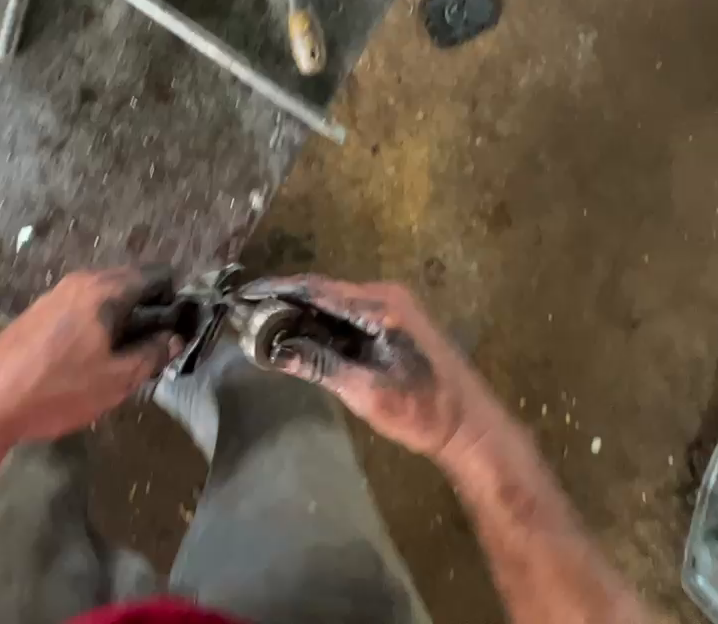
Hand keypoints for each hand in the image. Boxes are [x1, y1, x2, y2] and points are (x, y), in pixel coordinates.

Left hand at [0, 267, 180, 442]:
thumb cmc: (59, 389)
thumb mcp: (116, 380)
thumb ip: (151, 354)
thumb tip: (174, 338)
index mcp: (105, 290)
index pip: (156, 276)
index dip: (174, 300)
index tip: (177, 330)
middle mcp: (82, 281)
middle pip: (130, 282)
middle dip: (148, 310)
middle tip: (152, 350)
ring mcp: (57, 293)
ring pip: (105, 296)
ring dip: (121, 319)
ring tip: (122, 358)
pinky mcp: (39, 310)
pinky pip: (82, 306)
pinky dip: (97, 323)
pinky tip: (89, 358)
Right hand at [240, 276, 498, 459]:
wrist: (473, 429)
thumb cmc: (423, 412)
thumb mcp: (366, 392)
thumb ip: (319, 365)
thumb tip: (272, 351)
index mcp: (380, 304)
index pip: (317, 288)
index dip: (277, 289)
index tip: (244, 292)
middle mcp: (384, 295)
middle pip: (323, 291)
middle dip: (284, 300)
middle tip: (248, 310)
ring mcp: (389, 308)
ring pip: (333, 303)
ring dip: (301, 313)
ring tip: (263, 322)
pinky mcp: (391, 324)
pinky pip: (347, 316)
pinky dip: (321, 324)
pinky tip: (298, 335)